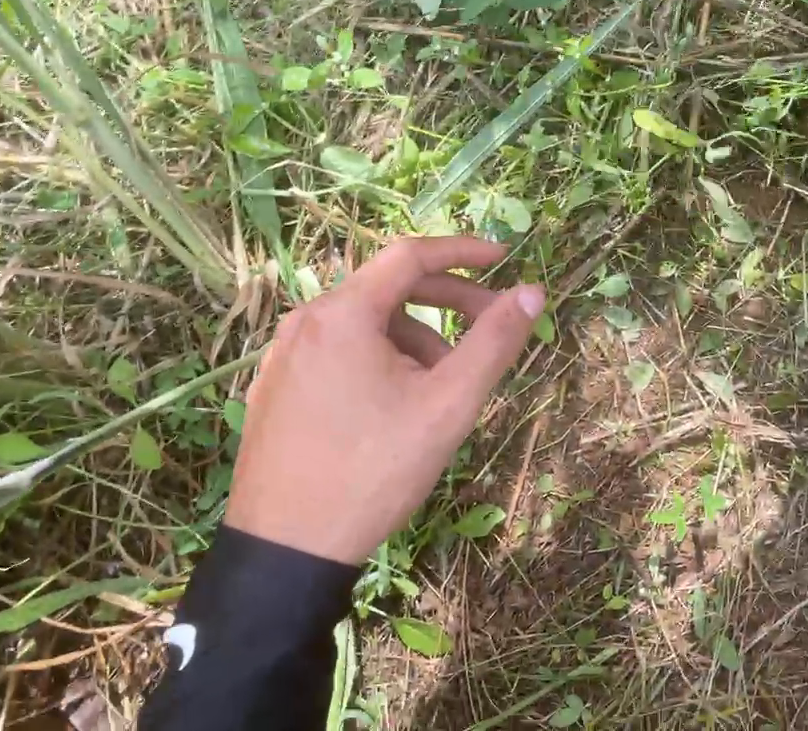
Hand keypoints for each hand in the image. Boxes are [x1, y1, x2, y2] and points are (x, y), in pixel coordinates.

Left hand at [224, 237, 544, 564]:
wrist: (285, 554)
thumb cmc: (375, 469)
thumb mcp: (449, 404)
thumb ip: (495, 341)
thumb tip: (533, 291)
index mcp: (342, 314)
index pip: (410, 255)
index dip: (463, 251)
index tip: (504, 259)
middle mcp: (305, 323)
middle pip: (388, 290)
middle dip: (447, 302)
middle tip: (491, 324)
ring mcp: (282, 358)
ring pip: (366, 326)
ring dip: (415, 338)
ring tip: (444, 385)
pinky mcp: (274, 391)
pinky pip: (339, 353)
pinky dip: (381, 359)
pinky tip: (398, 403)